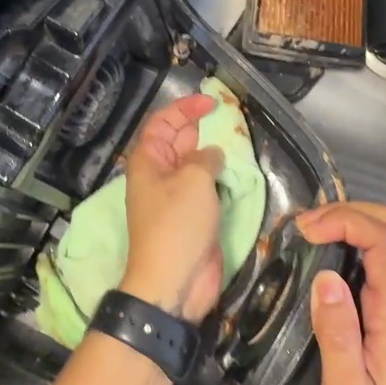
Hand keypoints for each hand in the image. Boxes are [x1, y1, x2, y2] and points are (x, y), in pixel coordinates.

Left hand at [119, 93, 224, 321]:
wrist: (173, 282)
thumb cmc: (176, 226)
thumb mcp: (193, 181)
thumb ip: (205, 158)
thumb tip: (212, 154)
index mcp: (147, 161)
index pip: (162, 123)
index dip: (184, 108)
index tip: (211, 102)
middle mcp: (159, 175)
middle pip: (178, 140)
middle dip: (200, 126)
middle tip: (230, 117)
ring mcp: (176, 197)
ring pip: (195, 164)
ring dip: (213, 152)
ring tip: (238, 139)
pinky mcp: (193, 217)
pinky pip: (206, 187)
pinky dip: (220, 177)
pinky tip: (237, 170)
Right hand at [295, 203, 385, 384]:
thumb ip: (337, 337)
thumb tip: (325, 278)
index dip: (346, 220)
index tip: (305, 230)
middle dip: (349, 211)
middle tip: (304, 228)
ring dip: (352, 219)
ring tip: (309, 233)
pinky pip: (385, 251)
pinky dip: (355, 235)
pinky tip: (324, 249)